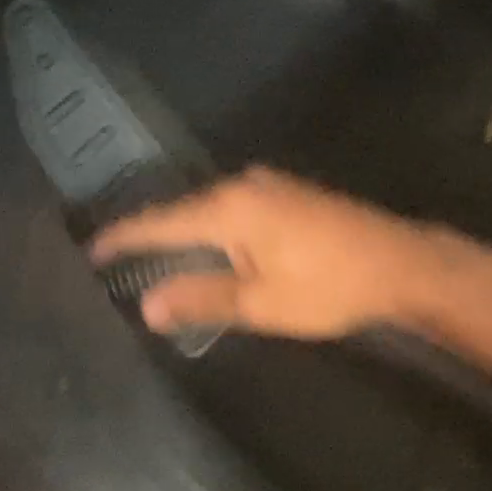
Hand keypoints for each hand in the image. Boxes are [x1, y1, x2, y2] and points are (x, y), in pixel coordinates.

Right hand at [90, 167, 451, 338]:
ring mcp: (269, 185)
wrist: (401, 263)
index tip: (90, 251)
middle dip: (150, 235)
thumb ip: (201, 299)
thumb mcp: (261, 302)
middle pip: (182, 211)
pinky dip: (213, 230)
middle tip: (117, 259)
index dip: (123, 238)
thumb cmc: (329, 287)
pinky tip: (210, 249)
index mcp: (229, 209)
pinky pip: (234, 209)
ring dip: (184, 233)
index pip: (160, 222)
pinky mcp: (289, 193)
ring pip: (209, 210)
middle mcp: (243, 185)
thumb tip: (146, 305)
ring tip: (154, 257)